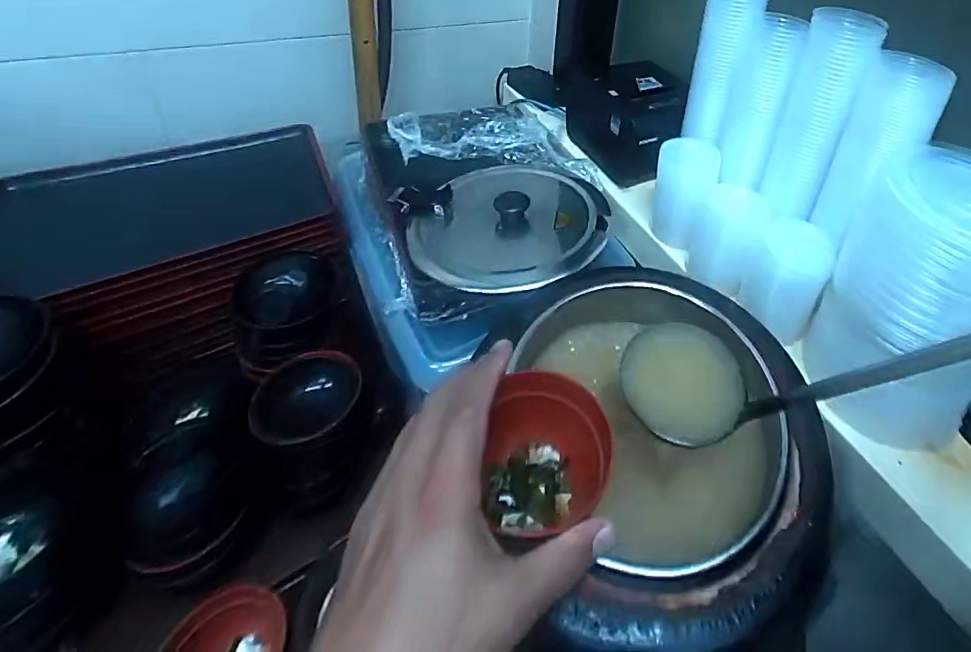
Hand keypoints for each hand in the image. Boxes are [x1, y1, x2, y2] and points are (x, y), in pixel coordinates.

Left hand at [314, 342, 613, 651]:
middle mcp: (404, 484)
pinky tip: (428, 453)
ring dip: (438, 402)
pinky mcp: (361, 526)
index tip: (505, 347)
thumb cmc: (439, 636)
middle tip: (493, 366)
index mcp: (441, 491)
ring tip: (465, 396)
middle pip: (431, 411)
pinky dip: (419, 431)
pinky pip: (394, 456)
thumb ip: (562, 562)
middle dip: (462, 379)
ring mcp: (376, 503)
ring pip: (407, 431)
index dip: (484, 374)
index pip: (463, 412)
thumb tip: (609, 528)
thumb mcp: (511, 605)